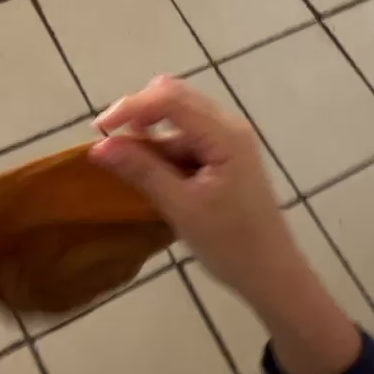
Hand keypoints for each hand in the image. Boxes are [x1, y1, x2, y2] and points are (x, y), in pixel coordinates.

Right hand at [91, 76, 361, 373]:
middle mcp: (227, 125)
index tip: (99, 130)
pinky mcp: (223, 152)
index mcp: (224, 134)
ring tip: (127, 160)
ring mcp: (227, 138)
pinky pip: (185, 133)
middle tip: (111, 141)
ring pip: (177, 113)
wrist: (274, 278)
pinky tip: (151, 170)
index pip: (169, 99)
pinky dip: (162, 144)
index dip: (130, 107)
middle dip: (137, 112)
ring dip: (149, 130)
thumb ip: (142, 171)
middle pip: (173, 96)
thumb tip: (99, 147)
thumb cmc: (232, 245)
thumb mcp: (182, 208)